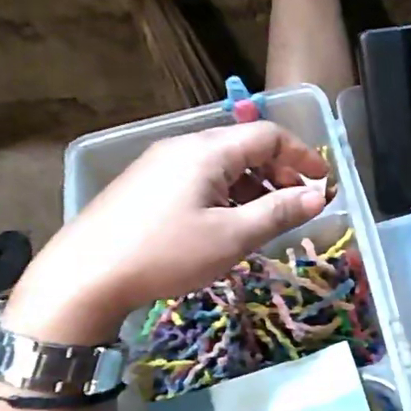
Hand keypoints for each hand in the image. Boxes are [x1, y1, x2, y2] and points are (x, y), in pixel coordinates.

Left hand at [3, 121, 328, 343]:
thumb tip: (319, 196)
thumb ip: (278, 212)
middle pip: (244, 147)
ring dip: (252, 186)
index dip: (302, 156)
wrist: (86, 275)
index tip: (324, 183)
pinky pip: (198, 179)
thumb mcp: (232, 237)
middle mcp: (183, 146)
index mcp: (207, 150)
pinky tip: (226, 225)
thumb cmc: (166, 253)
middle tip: (297, 207)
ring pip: (221, 165)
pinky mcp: (145, 185)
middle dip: (278, 173)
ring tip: (264, 222)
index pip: (268, 135)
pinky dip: (225, 195)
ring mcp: (160, 164)